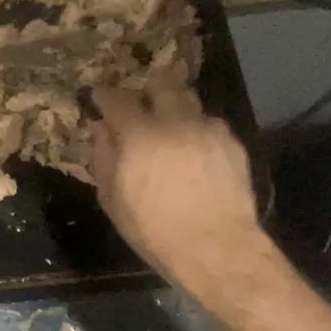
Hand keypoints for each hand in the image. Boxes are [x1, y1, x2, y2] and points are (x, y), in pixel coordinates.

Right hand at [85, 86, 270, 298]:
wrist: (213, 245)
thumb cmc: (151, 229)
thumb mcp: (112, 199)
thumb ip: (103, 158)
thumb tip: (101, 130)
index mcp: (141, 136)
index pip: (118, 101)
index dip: (105, 96)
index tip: (99, 97)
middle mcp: (177, 122)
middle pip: (163, 84)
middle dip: (147, 88)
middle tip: (139, 101)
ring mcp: (209, 129)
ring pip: (189, 102)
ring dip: (174, 107)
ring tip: (168, 126)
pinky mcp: (232, 142)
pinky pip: (209, 125)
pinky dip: (195, 130)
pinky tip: (192, 152)